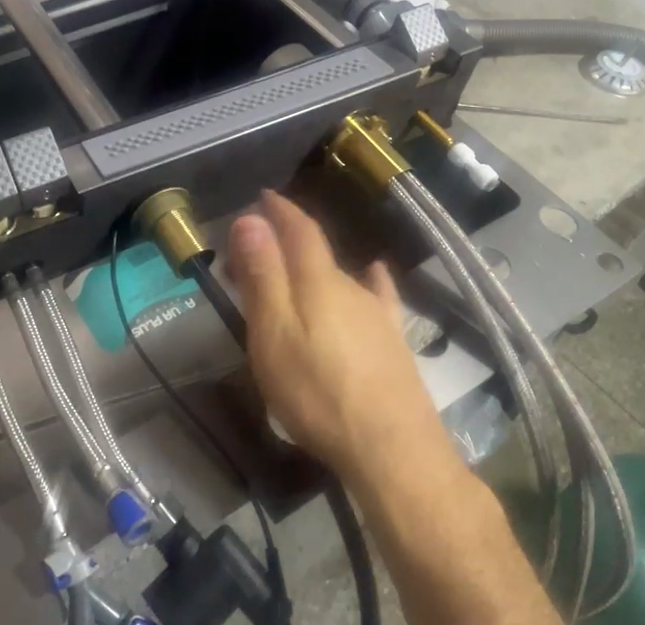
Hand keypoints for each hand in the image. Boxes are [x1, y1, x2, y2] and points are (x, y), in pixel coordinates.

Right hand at [228, 191, 456, 480]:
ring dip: (311, 267)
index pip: (299, 230)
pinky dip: (371, 279)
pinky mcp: (393, 342)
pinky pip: (377, 296)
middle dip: (284, 243)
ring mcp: (377, 315)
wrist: (392, 449)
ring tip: (290, 274)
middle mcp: (351, 287)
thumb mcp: (274, 335)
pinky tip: (376, 273)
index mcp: (318, 281)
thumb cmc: (318, 392)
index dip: (280, 211)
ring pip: (338, 276)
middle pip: (314, 253)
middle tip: (252, 251)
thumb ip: (263, 276)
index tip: (262, 196)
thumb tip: (251, 218)